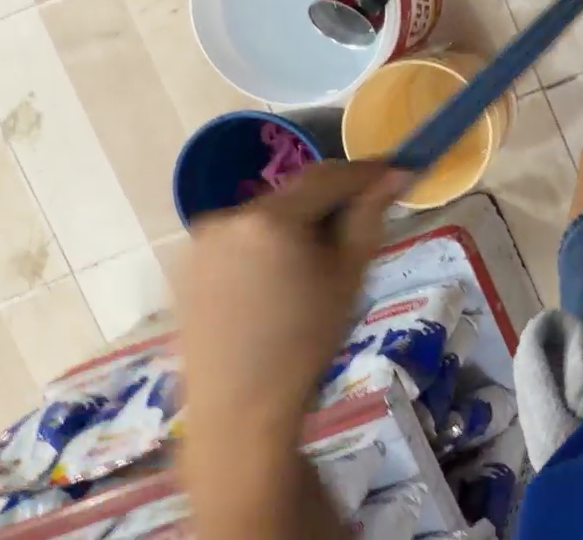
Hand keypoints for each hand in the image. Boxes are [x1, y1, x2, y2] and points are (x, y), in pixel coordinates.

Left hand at [178, 160, 405, 437]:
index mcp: (270, 219)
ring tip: (319, 257)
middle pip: (296, 193)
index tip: (396, 173)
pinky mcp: (185, 266)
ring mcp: (200, 241)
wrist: (238, 410)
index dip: (367, 172)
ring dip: (298, 222)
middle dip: (331, 200)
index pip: (330, 176)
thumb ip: (370, 216)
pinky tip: (282, 278)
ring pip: (268, 214)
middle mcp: (228, 217)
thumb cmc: (304, 342)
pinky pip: (241, 238)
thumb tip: (394, 175)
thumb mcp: (349, 274)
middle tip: (363, 220)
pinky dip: (267, 243)